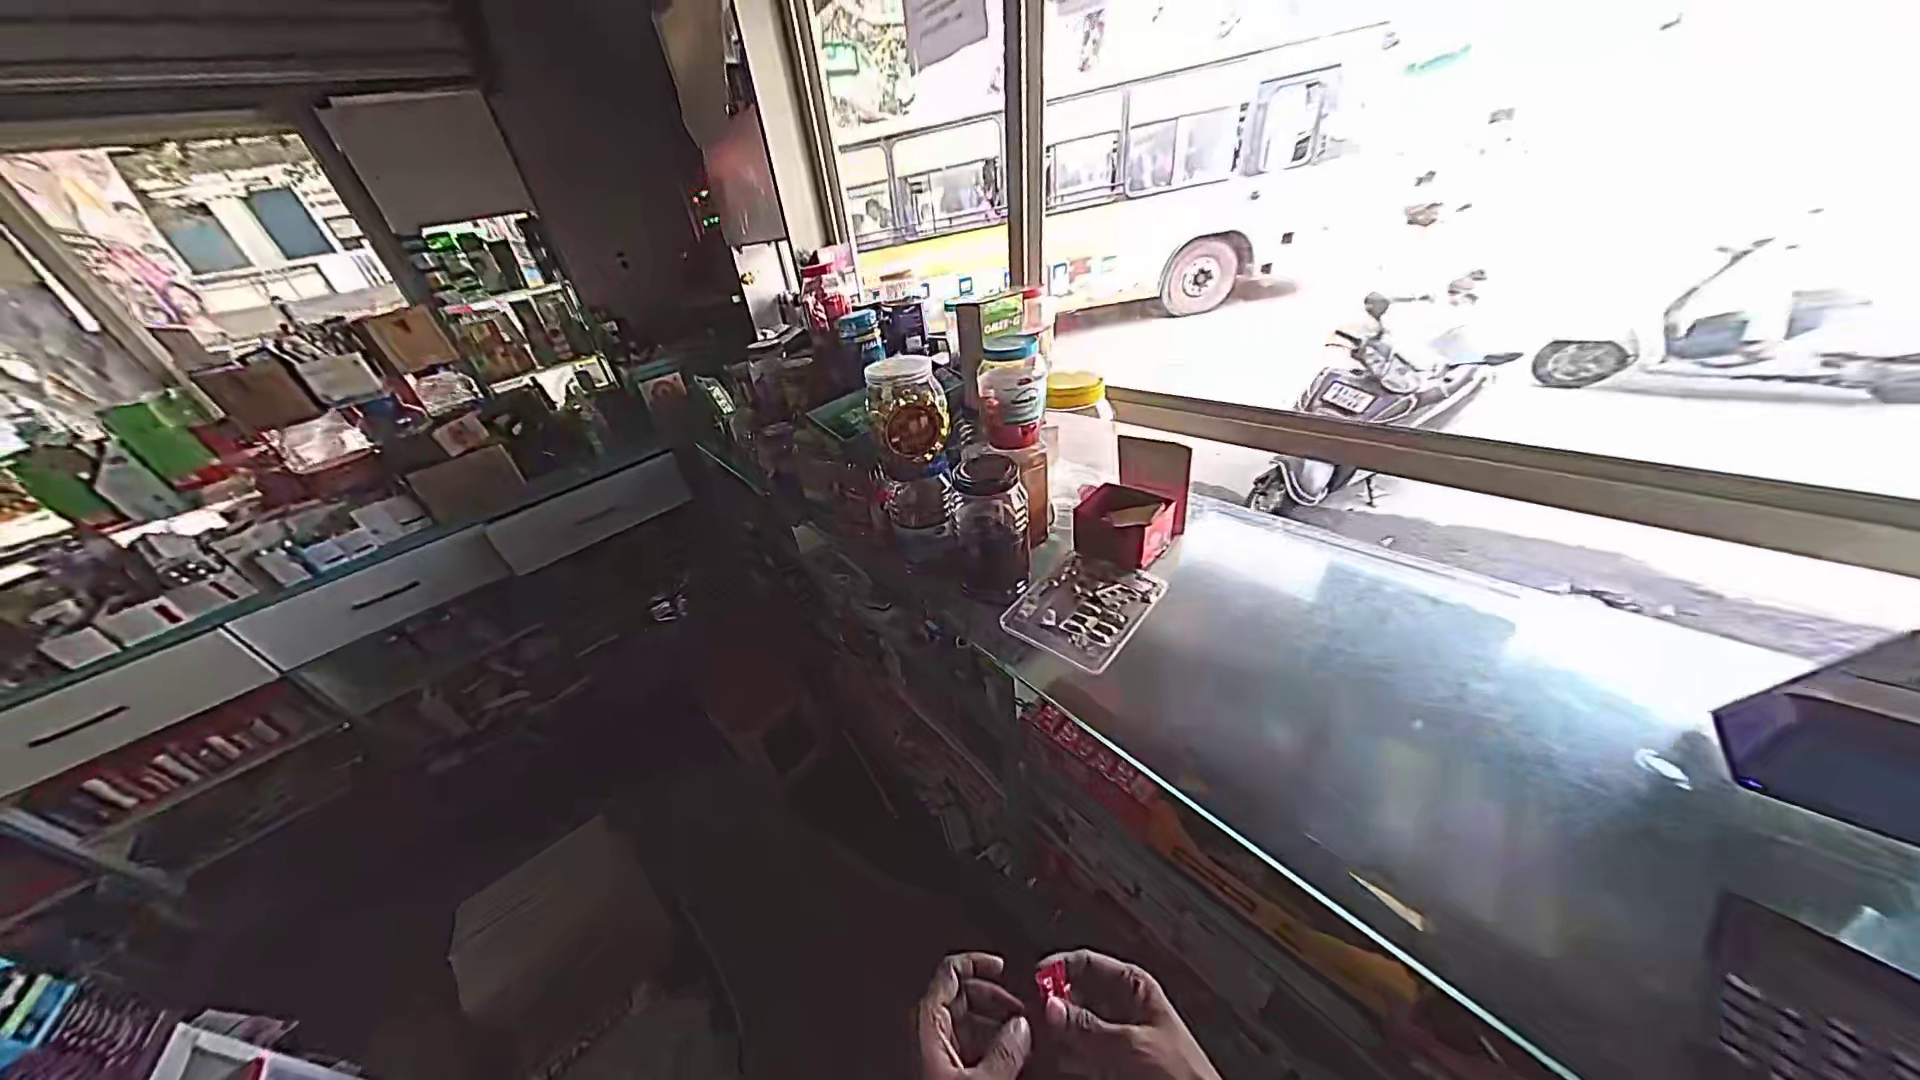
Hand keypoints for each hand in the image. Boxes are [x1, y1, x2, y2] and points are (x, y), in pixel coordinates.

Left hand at [917, 952, 1031, 1079]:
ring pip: (969, 1023)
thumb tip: (1021, 1027)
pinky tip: (1010, 1059)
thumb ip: (1004, 1051)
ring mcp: (935, 1052)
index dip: (977, 962)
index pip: (950, 970)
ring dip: (998, 1027)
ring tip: (1023, 1038)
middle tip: (1022, 1010)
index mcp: (928, 1020)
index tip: (1002, 967)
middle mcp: (928, 1031)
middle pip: (965, 995)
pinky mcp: (942, 1072)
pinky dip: (990, 1047)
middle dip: (997, 999)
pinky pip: (969, 1047)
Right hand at [1039, 950, 1219, 1079]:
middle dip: (1053, 1003)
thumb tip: (1052, 1007)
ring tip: (1032, 1036)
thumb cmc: (1185, 1077)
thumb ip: (1090, 1027)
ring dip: (1054, 1031)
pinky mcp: (1112, 1067)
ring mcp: (1116, 1038)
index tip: (1034, 981)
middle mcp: (1122, 1008)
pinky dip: (1063, 1054)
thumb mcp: (1133, 1046)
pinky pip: (1080, 1054)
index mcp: (1134, 987)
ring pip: (1074, 1026)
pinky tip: (1049, 1056)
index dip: (1058, 968)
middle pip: (1076, 994)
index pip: (1086, 963)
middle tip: (1028, 1013)